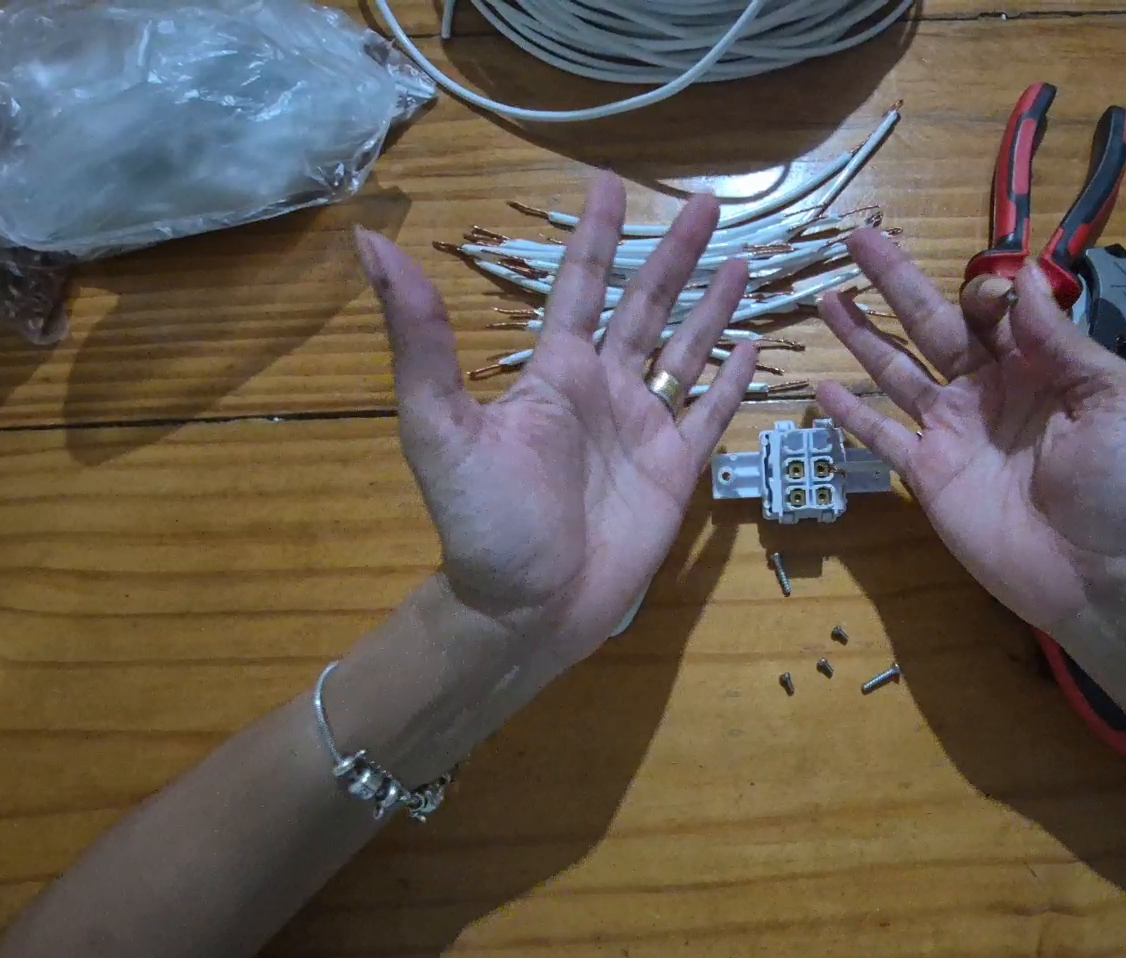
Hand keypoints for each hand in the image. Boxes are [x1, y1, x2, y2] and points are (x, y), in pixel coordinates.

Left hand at [355, 173, 756, 666]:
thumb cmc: (487, 521)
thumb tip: (372, 243)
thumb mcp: (441, 428)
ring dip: (714, 307)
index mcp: (554, 374)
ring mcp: (646, 429)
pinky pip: (711, 414)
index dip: (597, 237)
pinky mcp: (678, 470)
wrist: (530, 606)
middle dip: (676, 255)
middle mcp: (605, 391)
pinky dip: (732, 381)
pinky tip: (753, 347)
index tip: (612, 184)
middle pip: (648, 307)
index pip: (580, 288)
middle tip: (710, 204)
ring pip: (688, 352)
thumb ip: (422, 342)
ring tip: (744, 261)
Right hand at [814, 231, 1125, 632]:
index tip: (987, 297)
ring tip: (828, 299)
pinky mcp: (927, 473)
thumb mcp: (1112, 398)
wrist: (1098, 573)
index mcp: (1037, 364)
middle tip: (857, 240)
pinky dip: (852, 415)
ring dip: (862, 336)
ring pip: (896, 372)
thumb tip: (1020, 280)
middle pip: (930, 325)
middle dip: (895, 282)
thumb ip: (1060, 341)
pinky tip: (821, 388)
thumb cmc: (1122, 485)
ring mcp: (951, 431)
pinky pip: (882, 437)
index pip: (993, 308)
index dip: (983, 290)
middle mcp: (986, 389)